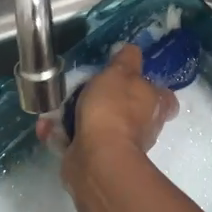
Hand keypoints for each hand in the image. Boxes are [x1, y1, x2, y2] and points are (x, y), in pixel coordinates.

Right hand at [50, 44, 178, 174]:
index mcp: (156, 106)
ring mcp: (119, 146)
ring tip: (58, 105)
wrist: (97, 159)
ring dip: (78, 116)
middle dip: (108, 100)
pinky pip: (78, 141)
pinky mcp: (95, 160)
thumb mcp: (120, 72)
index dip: (152, 88)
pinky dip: (62, 133)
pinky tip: (47, 124)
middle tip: (88, 86)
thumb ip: (127, 59)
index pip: (164, 97)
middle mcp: (144, 128)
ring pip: (99, 125)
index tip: (134, 79)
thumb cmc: (114, 110)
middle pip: (130, 110)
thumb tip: (133, 51)